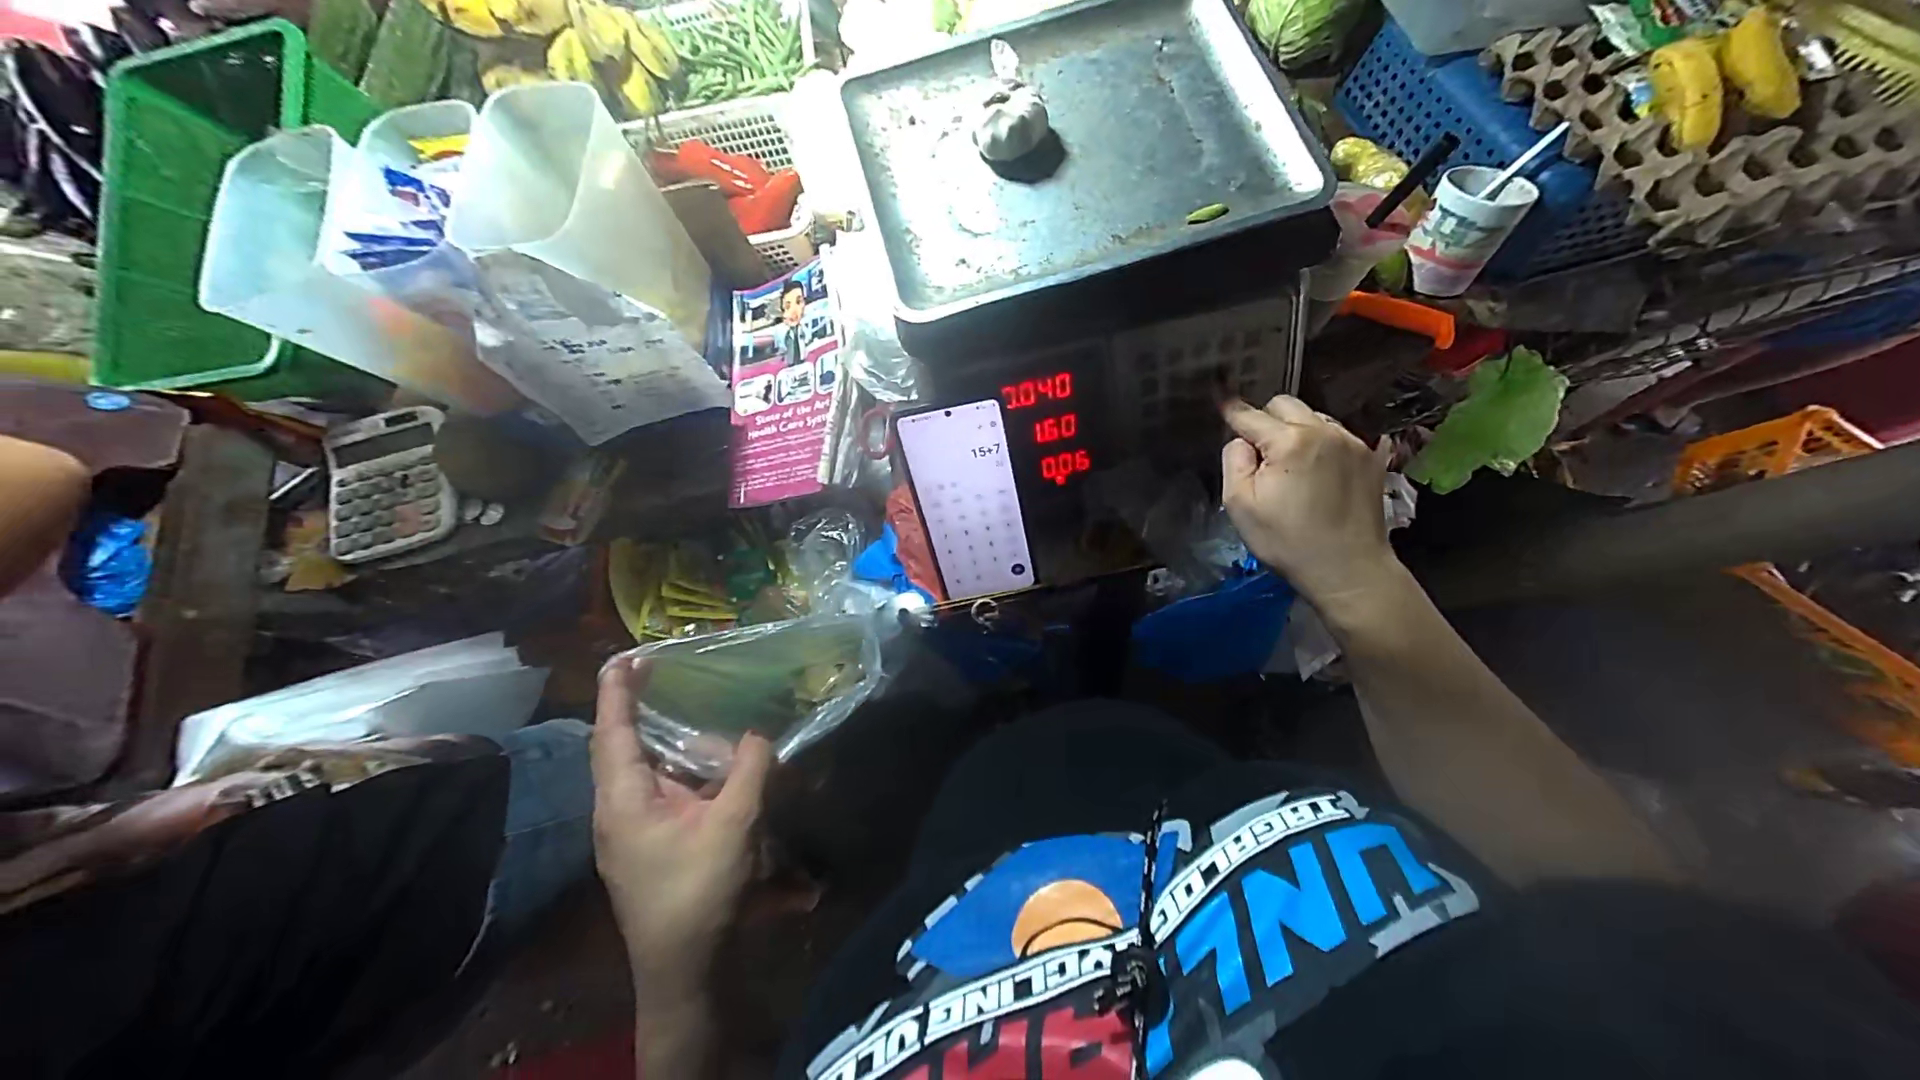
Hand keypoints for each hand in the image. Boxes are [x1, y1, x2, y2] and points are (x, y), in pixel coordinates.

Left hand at [591, 655, 772, 994]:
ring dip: (665, 741)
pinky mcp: (649, 846)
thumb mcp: (734, 826)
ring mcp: (632, 832)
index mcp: (624, 802)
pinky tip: (711, 764)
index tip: (627, 655)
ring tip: (692, 712)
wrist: (686, 972)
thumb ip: (750, 770)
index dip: (618, 691)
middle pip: (621, 747)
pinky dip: (680, 769)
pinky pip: (661, 792)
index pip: (612, 732)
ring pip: (644, 771)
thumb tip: (759, 730)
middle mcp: (618, 812)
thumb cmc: (701, 895)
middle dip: (637, 707)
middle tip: (661, 672)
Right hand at [1221, 395, 1397, 610]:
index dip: (1230, 411)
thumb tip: (1241, 441)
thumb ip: (1234, 462)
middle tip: (1258, 453)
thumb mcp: (1240, 506)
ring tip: (1289, 465)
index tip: (1219, 399)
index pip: (1250, 415)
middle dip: (1265, 420)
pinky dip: (1319, 444)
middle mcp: (1324, 431)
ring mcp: (1352, 442)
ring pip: (1312, 418)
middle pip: (1284, 405)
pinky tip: (1315, 471)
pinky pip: (1336, 435)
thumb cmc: (1287, 541)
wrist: (1348, 569)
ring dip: (1295, 431)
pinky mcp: (1370, 457)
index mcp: (1289, 442)